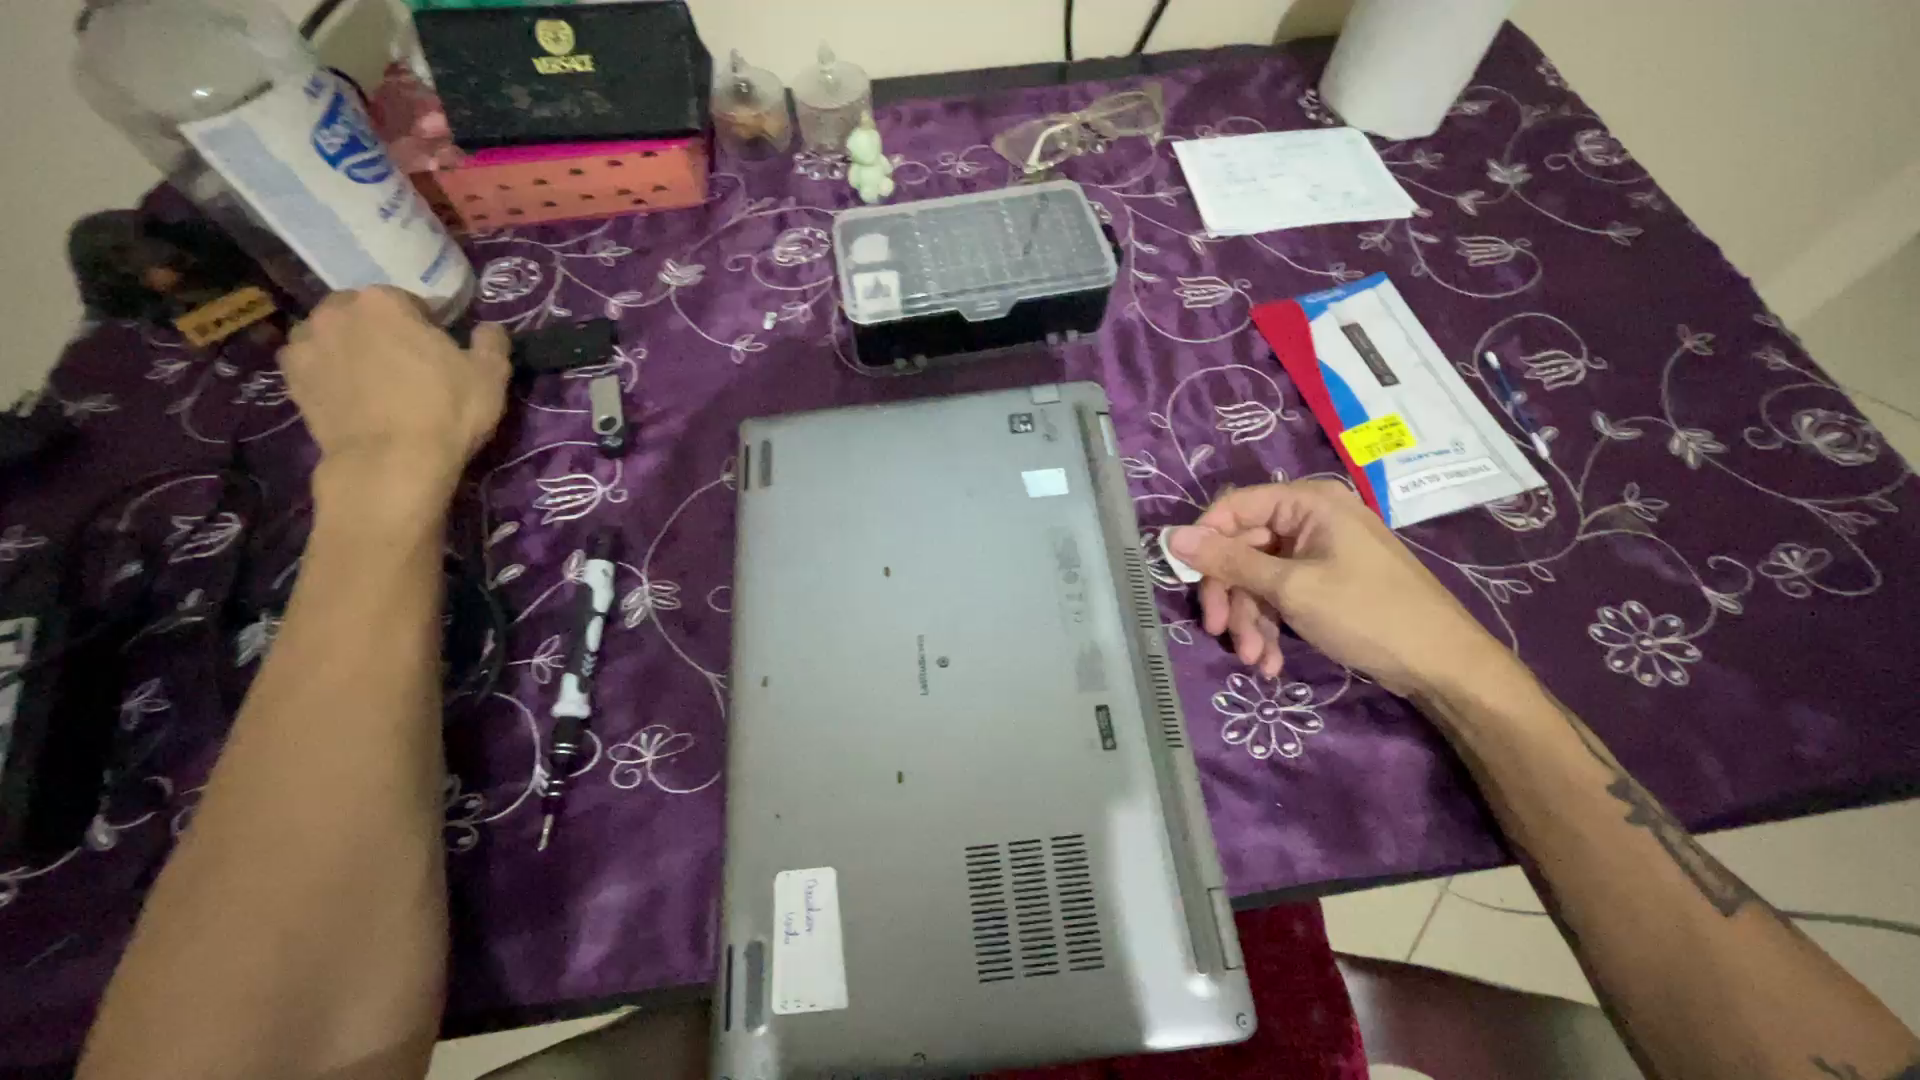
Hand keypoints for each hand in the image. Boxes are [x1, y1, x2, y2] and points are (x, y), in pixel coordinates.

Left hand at [279, 287, 509, 512]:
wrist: (391, 462)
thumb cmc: (446, 411)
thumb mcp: (491, 375)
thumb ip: (491, 342)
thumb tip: (489, 328)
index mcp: (385, 301)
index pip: (410, 301)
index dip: (428, 324)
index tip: (441, 350)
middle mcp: (337, 312)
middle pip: (363, 312)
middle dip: (382, 329)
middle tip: (408, 363)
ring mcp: (307, 343)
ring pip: (333, 334)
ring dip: (350, 345)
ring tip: (374, 378)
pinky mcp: (290, 378)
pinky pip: (312, 362)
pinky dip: (328, 370)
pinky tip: (349, 393)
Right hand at [1166, 480, 1513, 695]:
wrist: (1442, 665)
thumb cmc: (1368, 614)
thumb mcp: (1291, 588)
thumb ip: (1229, 562)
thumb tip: (1171, 536)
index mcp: (1307, 503)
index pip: (1233, 507)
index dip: (1205, 542)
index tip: (1187, 581)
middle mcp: (1309, 520)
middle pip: (1242, 549)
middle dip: (1231, 596)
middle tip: (1219, 632)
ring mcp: (1317, 554)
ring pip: (1257, 580)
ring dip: (1250, 621)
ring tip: (1255, 661)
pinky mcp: (1322, 585)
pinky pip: (1280, 597)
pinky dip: (1271, 628)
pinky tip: (1271, 663)